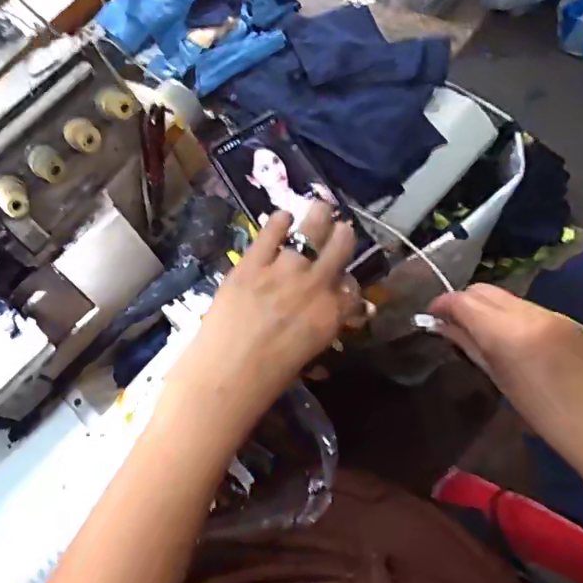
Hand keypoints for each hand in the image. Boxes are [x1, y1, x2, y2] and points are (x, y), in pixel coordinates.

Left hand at [159, 204, 363, 448]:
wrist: (229, 369)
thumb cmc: (268, 375)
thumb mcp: (306, 353)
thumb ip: (318, 326)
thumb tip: (322, 314)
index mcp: (333, 314)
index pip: (352, 286)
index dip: (346, 278)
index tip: (341, 273)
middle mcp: (316, 285)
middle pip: (340, 247)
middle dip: (341, 236)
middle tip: (339, 227)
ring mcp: (284, 269)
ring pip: (312, 230)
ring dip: (318, 217)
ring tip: (320, 207)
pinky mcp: (253, 262)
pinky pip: (271, 232)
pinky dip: (279, 221)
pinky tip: (281, 216)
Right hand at [428, 284, 582, 467]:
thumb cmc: (539, 411)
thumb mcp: (494, 376)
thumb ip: (465, 342)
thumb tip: (439, 324)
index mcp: (507, 332)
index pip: (462, 300)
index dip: (441, 304)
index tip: (431, 316)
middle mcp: (529, 314)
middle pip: (482, 290)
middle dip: (462, 301)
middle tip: (453, 322)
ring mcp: (551, 314)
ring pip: (503, 296)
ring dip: (486, 307)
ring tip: (482, 331)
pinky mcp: (566, 319)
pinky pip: (526, 307)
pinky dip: (510, 315)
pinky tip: (512, 338)